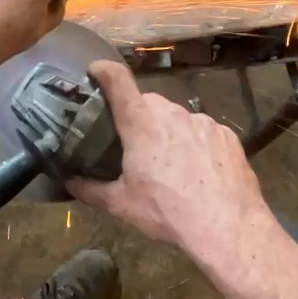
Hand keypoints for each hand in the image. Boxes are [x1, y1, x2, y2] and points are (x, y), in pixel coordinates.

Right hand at [68, 61, 273, 251]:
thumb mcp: (122, 204)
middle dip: (138, 119)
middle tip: (135, 147)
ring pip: (176, 118)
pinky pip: (202, 131)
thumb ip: (90, 189)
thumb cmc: (168, 211)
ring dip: (168, 132)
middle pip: (146, 103)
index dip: (103, 71)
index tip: (95, 72)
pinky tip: (198, 171)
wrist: (228, 228)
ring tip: (171, 165)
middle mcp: (171, 112)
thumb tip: (69, 182)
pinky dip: (195, 144)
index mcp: (140, 122)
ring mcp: (202, 121)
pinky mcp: (226, 134)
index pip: (117, 79)